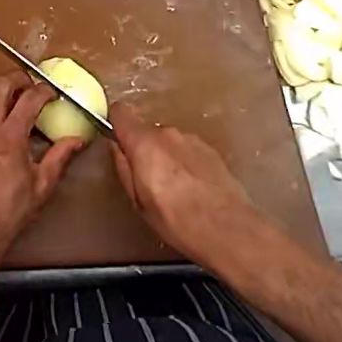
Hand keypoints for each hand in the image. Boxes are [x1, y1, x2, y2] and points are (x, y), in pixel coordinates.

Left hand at [0, 72, 85, 260]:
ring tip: (19, 95)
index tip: (54, 94)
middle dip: (19, 78)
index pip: (29, 99)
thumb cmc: (9, 211)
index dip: (45, 91)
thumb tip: (76, 140)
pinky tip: (5, 117)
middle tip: (34, 85)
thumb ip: (61, 156)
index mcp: (9, 138)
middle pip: (0, 84)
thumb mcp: (43, 184)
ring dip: (2, 87)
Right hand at [107, 105, 271, 269]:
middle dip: (143, 151)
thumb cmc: (177, 219)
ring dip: (166, 158)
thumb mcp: (137, 200)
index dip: (115, 123)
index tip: (115, 138)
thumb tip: (117, 149)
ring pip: (168, 142)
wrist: (225, 227)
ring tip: (174, 190)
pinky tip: (192, 189)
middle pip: (146, 132)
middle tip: (147, 181)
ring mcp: (191, 139)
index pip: (121, 113)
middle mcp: (167, 134)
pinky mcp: (210, 149)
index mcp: (144, 143)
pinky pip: (187, 150)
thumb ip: (123, 167)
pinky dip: (186, 164)